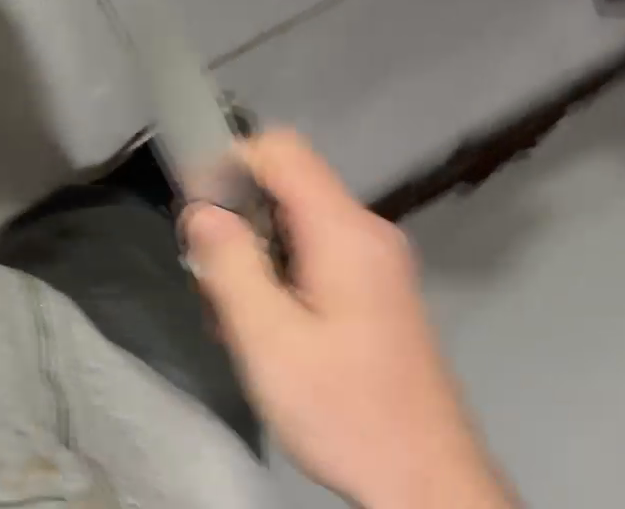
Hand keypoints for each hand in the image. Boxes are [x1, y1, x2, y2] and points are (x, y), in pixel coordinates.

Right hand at [183, 131, 513, 508]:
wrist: (429, 487)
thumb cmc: (345, 410)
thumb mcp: (268, 341)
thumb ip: (229, 264)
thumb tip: (201, 210)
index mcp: (344, 232)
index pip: (280, 149)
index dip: (228, 162)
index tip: (196, 209)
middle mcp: (366, 233)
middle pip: (283, 187)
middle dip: (235, 221)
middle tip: (211, 280)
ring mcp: (375, 261)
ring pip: (292, 223)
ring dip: (252, 256)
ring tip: (235, 318)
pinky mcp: (374, 290)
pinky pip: (311, 253)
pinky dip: (277, 274)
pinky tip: (266, 329)